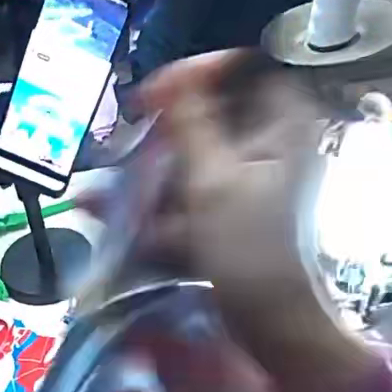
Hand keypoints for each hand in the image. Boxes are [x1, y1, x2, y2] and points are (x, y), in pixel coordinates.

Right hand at [138, 50, 326, 318]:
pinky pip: (192, 199)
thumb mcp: (214, 180)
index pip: (240, 70)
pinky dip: (162, 209)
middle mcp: (270, 146)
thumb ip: (189, 123)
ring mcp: (250, 185)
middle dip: (163, 139)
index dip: (196, 75)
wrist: (271, 320)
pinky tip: (127, 222)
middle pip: (210, 120)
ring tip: (108, 195)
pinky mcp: (231, 218)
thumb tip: (170, 76)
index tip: (152, 96)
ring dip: (152, 178)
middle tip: (128, 148)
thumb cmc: (250, 247)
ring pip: (194, 163)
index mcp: (282, 124)